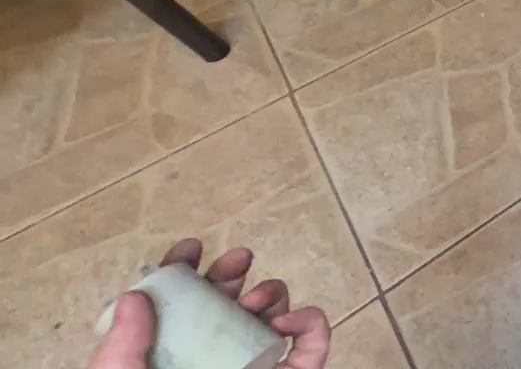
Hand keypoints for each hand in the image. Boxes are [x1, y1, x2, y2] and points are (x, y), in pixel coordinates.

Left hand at [87, 239, 330, 368]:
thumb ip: (121, 352)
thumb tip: (140, 293)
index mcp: (163, 367)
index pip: (171, 315)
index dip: (180, 277)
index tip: (189, 248)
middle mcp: (208, 362)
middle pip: (224, 307)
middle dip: (233, 275)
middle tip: (235, 260)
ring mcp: (256, 368)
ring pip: (272, 314)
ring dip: (272, 293)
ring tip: (260, 299)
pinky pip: (315, 339)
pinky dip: (312, 319)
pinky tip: (290, 320)